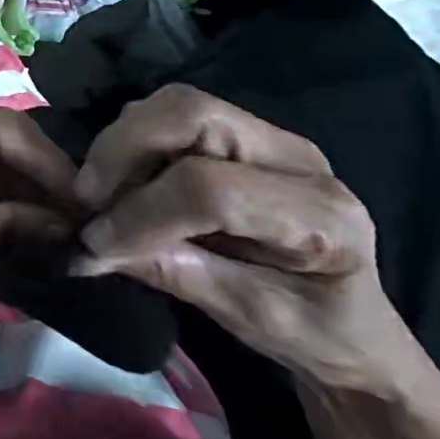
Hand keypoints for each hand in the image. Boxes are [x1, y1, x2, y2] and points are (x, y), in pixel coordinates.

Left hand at [0, 109, 80, 336]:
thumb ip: (7, 224)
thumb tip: (68, 222)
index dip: (47, 162)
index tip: (84, 201)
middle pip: (0, 135)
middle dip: (44, 172)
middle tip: (85, 213)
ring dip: (33, 185)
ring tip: (71, 221)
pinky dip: (14, 196)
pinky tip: (42, 221)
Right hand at [73, 85, 435, 397]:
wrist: (353, 325)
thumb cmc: (317, 334)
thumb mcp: (255, 321)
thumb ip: (180, 275)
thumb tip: (96, 247)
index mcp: (322, 213)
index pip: (212, 189)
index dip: (143, 212)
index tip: (97, 244)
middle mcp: (294, 156)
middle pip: (190, 114)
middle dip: (123, 148)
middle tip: (87, 195)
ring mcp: (263, 135)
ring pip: (172, 104)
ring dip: (120, 142)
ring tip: (98, 191)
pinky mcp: (234, 131)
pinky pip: (166, 114)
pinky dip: (128, 141)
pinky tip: (118, 181)